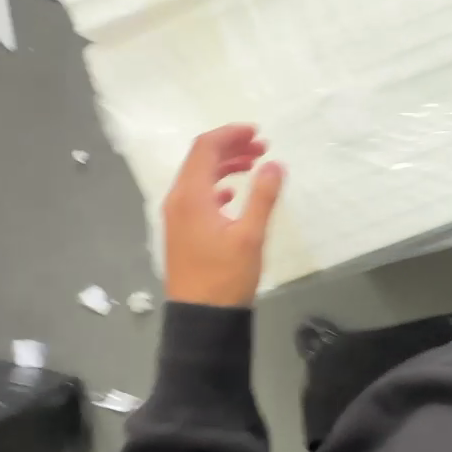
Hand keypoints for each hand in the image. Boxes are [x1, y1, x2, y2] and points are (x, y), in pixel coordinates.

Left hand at [163, 124, 285, 307]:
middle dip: (231, 148)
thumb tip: (274, 164)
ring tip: (254, 166)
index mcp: (190, 196)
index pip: (205, 148)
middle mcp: (178, 200)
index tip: (257, 133)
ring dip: (225, 167)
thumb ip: (263, 196)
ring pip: (199, 178)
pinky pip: (197, 196)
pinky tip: (234, 195)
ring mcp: (177, 217)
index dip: (230, 134)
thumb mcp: (250, 235)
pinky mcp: (182, 231)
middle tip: (262, 148)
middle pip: (200, 159)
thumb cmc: (226, 276)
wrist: (201, 318)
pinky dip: (217, 187)